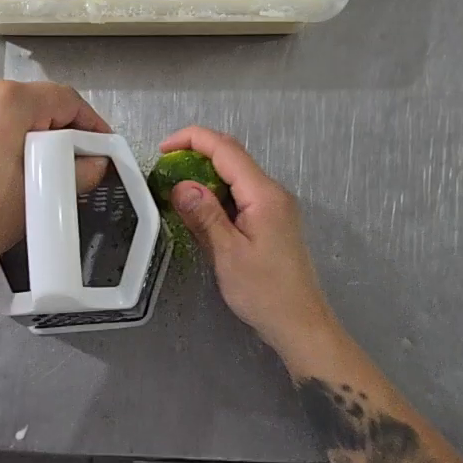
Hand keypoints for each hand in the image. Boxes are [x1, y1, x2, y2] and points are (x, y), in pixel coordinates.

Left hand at [0, 72, 109, 274]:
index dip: (88, 121)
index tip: (97, 139)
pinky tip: (3, 165)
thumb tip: (92, 162)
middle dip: (54, 128)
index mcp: (2, 101)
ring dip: (24, 129)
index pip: (62, 98)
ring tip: (32, 167)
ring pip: (4, 105)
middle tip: (70, 159)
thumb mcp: (41, 193)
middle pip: (31, 99)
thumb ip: (78, 170)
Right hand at [159, 127, 340, 355]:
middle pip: (232, 158)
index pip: (226, 149)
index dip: (193, 140)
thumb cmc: (264, 292)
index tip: (163, 149)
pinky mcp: (271, 222)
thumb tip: (181, 185)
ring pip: (235, 178)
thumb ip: (204, 215)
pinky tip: (199, 212)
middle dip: (196, 156)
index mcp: (264, 195)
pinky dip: (217, 197)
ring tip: (175, 192)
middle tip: (164, 172)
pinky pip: (241, 197)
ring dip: (205, 178)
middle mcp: (273, 193)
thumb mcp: (227, 253)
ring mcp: (274, 208)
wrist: (299, 323)